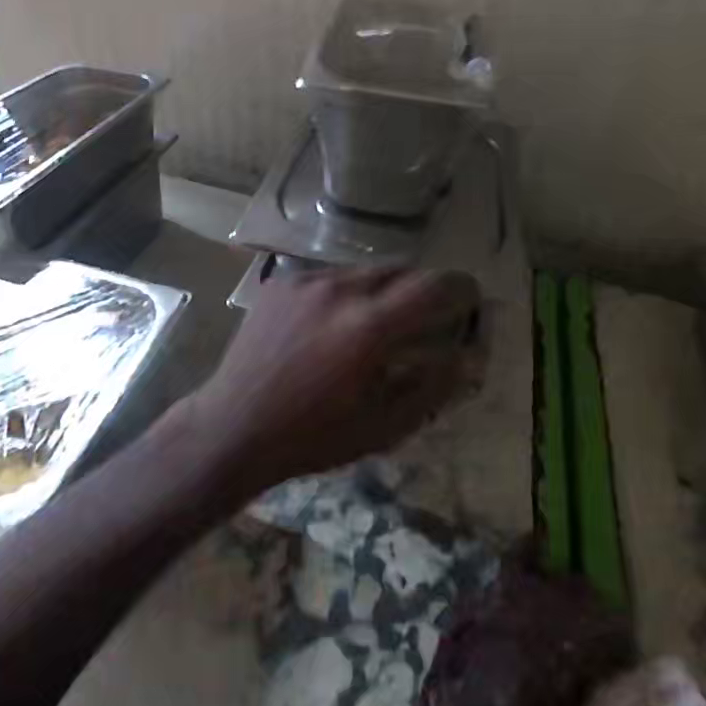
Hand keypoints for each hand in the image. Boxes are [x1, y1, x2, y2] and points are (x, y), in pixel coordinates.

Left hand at [184, 267, 483, 492]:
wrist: (235, 425)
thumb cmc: (313, 436)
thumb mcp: (384, 425)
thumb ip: (433, 386)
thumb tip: (470, 356)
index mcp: (369, 326)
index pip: (435, 285)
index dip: (462, 288)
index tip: (470, 300)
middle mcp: (338, 290)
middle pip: (400, 269)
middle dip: (422, 288)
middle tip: (425, 317)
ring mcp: (304, 282)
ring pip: (362, 270)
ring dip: (382, 289)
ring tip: (376, 323)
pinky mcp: (279, 284)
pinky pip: (327, 276)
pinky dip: (344, 292)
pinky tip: (332, 324)